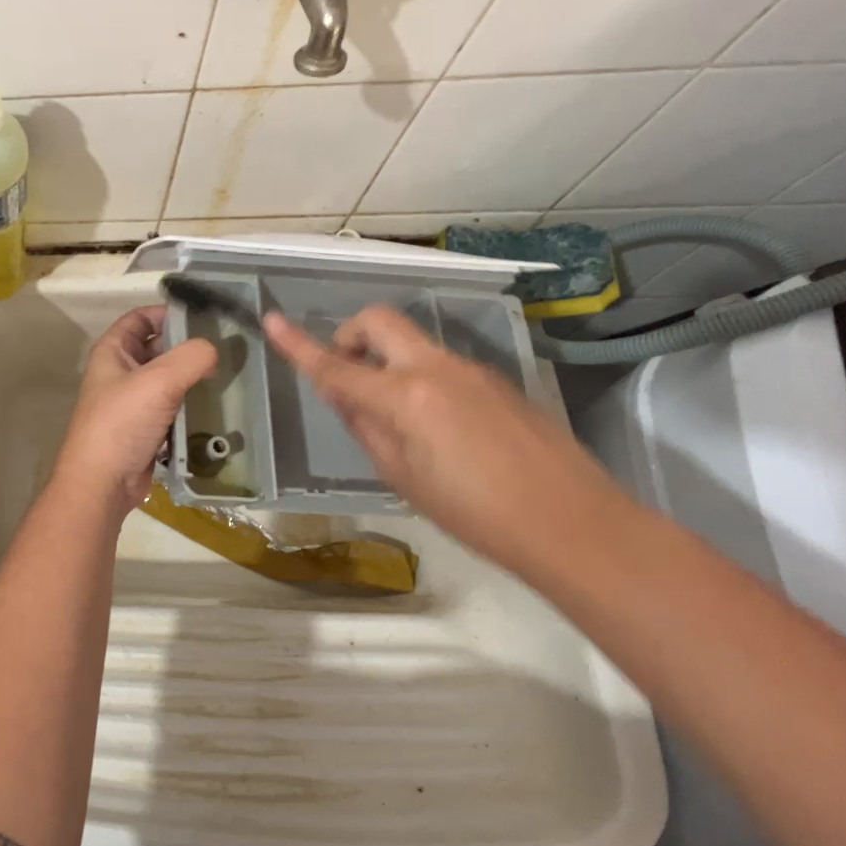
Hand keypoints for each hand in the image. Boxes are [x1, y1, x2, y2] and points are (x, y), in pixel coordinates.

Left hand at [52, 306, 217, 507]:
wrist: (102, 483)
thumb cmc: (121, 424)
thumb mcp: (158, 381)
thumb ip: (191, 357)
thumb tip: (214, 350)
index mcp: (112, 352)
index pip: (140, 318)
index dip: (168, 312)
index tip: (207, 314)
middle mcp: (120, 373)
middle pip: (159, 349)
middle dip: (189, 346)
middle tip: (230, 346)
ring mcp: (133, 403)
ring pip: (169, 381)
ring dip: (195, 378)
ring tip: (233, 373)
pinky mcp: (147, 429)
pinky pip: (174, 409)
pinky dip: (193, 406)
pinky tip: (221, 406)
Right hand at [263, 306, 636, 559]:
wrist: (573, 524)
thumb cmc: (474, 513)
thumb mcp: (402, 476)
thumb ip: (365, 427)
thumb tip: (344, 395)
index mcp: (406, 397)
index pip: (336, 367)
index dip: (299, 346)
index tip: (272, 322)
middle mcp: (437, 370)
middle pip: (380, 322)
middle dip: (350, 335)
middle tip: (345, 373)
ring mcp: (473, 371)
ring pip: (412, 345)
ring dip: (386, 363)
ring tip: (393, 421)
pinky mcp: (497, 383)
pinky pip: (441, 366)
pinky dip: (419, 380)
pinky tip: (437, 431)